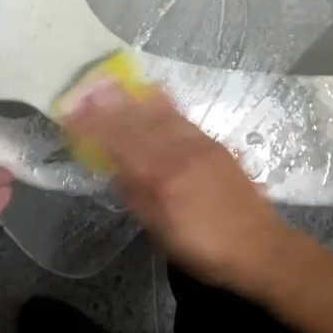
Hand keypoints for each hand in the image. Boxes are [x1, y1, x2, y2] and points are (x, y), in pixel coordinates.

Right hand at [63, 82, 293, 291]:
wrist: (260, 247)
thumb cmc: (206, 249)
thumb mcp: (163, 233)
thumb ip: (138, 198)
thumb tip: (116, 171)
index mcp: (161, 179)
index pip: (119, 145)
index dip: (93, 127)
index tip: (72, 112)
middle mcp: (177, 154)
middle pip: (136, 125)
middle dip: (108, 106)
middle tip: (85, 88)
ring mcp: (197, 145)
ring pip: (158, 116)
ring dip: (131, 98)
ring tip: (110, 82)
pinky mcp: (212, 143)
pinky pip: (181, 117)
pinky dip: (162, 101)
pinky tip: (152, 90)